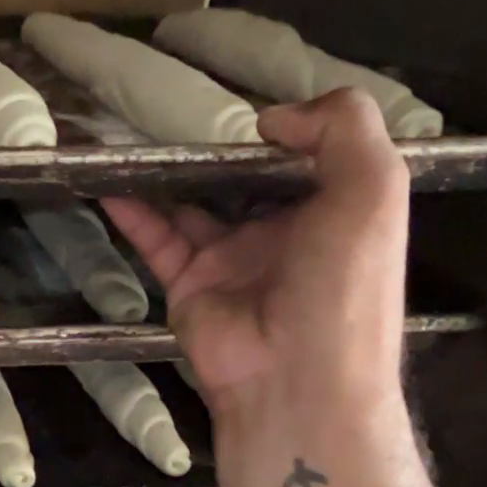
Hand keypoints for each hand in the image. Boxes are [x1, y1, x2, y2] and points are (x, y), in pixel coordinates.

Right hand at [101, 88, 410, 441]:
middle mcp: (280, 232)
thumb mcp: (374, 187)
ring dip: (165, 175)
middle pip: (240, 179)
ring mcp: (230, 259)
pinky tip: (112, 184)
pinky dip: (134, 213)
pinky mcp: (188, 283)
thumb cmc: (345, 281)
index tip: (250, 110)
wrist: (295, 376)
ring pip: (191, 205)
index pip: (304, 157)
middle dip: (212, 150)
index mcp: (332, 209)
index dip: (282, 130)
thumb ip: (341, 128)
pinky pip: (158, 239)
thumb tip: (270, 119)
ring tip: (131, 138)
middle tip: (176, 109)